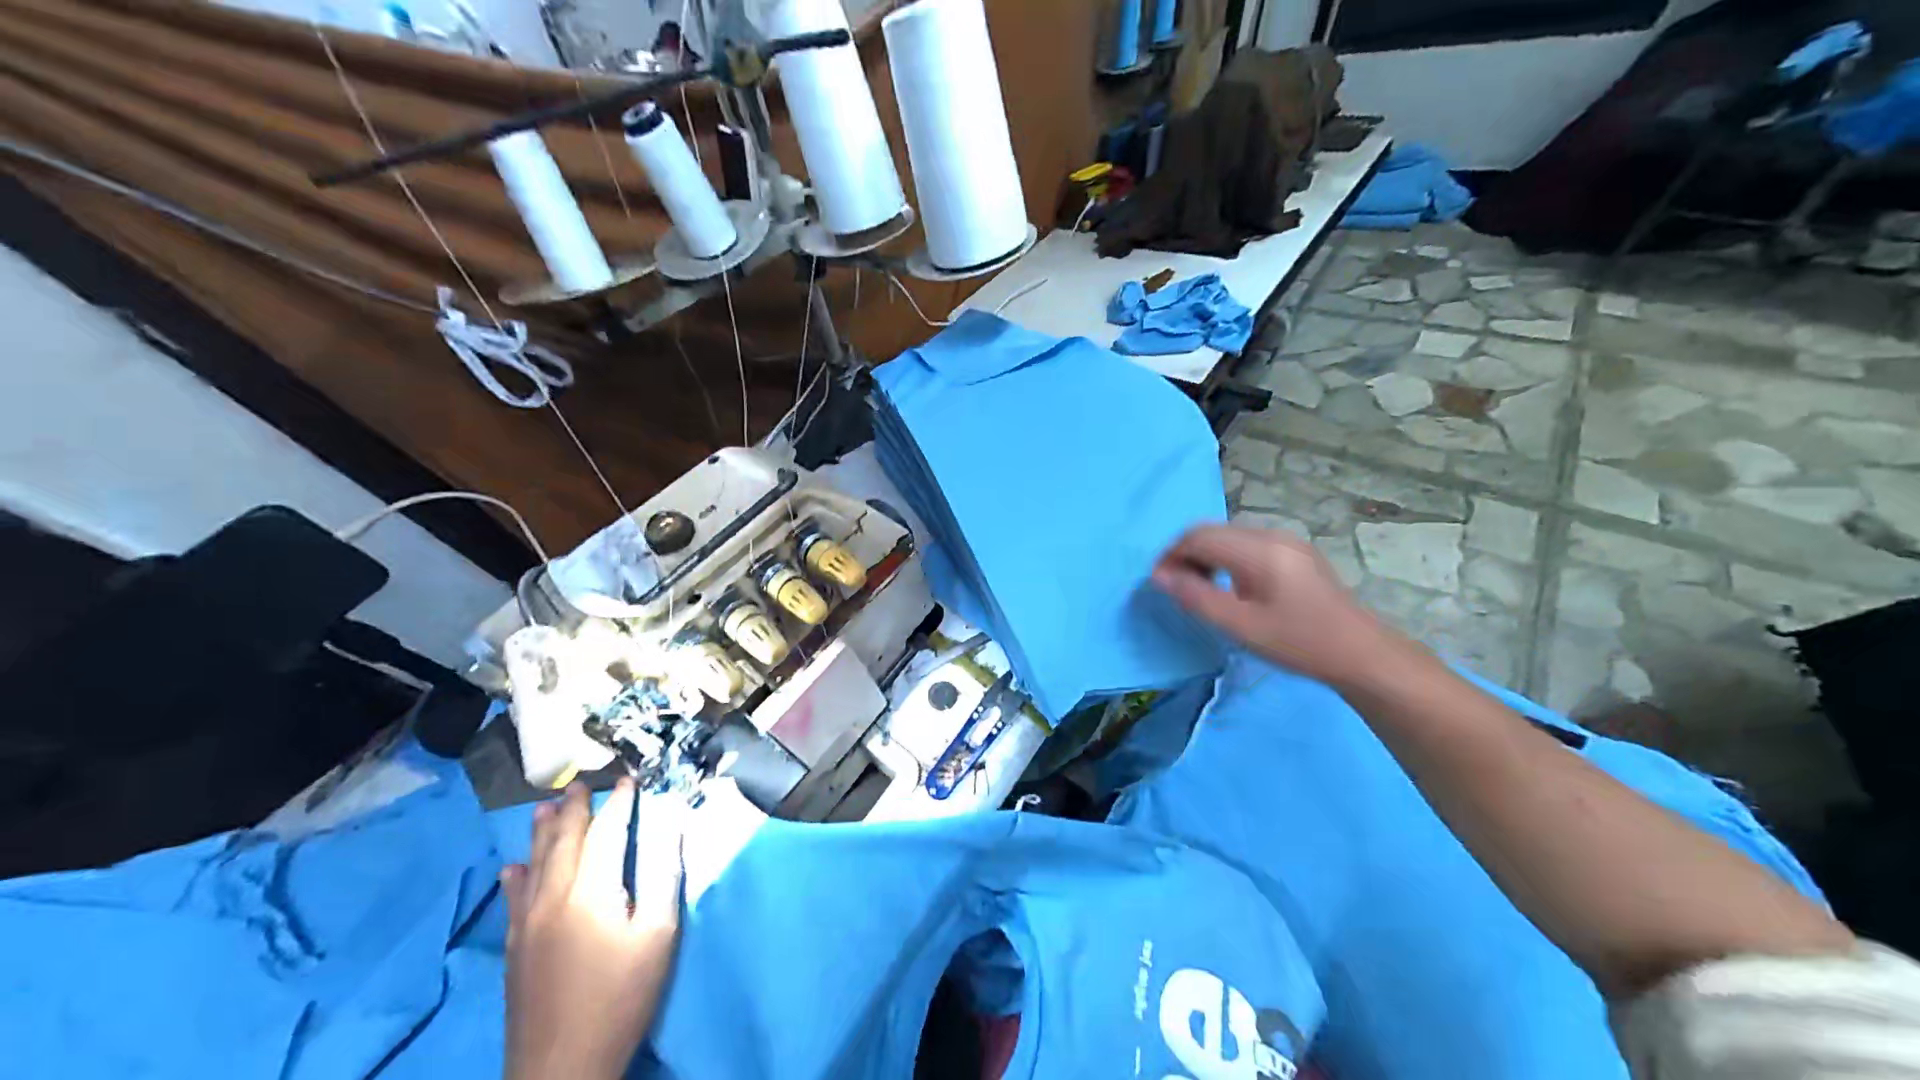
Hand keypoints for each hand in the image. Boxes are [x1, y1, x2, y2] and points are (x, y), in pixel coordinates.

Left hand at [502, 779, 686, 1079]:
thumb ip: (663, 875)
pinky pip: (513, 900)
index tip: (631, 779)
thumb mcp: (658, 935)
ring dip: (542, 832)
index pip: (608, 831)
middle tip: (581, 783)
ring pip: (536, 863)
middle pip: (566, 841)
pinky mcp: (514, 948)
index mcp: (593, 890)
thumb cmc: (622, 996)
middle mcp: (554, 896)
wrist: (561, 1067)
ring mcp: (528, 923)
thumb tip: (667, 826)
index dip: (621, 803)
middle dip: (575, 809)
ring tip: (544, 807)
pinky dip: (516, 877)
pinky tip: (512, 867)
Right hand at [1152, 524, 1416, 687]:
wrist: (1361, 653)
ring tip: (1197, 589)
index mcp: (1259, 551)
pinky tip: (1227, 585)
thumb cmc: (1299, 643)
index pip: (1199, 537)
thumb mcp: (1241, 627)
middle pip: (1212, 531)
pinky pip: (1246, 544)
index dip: (1171, 555)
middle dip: (1185, 554)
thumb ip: (1197, 598)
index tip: (1157, 583)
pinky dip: (1224, 558)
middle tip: (1174, 587)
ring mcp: (1286, 541)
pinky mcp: (1293, 552)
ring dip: (1204, 556)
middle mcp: (1272, 535)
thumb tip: (1159, 577)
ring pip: (1228, 536)